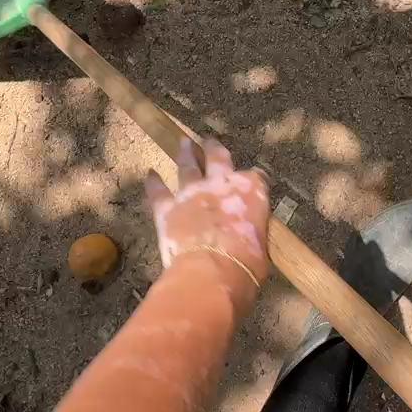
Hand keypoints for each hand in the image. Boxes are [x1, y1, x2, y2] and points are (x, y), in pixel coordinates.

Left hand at [144, 137, 270, 285]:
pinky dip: (153, 183)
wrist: (213, 270)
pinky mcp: (167, 208)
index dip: (253, 180)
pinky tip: (150, 174)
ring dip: (185, 154)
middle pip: (218, 157)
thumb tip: (249, 235)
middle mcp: (221, 183)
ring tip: (183, 143)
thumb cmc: (247, 262)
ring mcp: (192, 192)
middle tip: (210, 141)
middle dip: (214, 148)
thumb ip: (253, 229)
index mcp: (250, 189)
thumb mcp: (262, 243)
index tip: (253, 182)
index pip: (255, 177)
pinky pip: (158, 191)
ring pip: (188, 166)